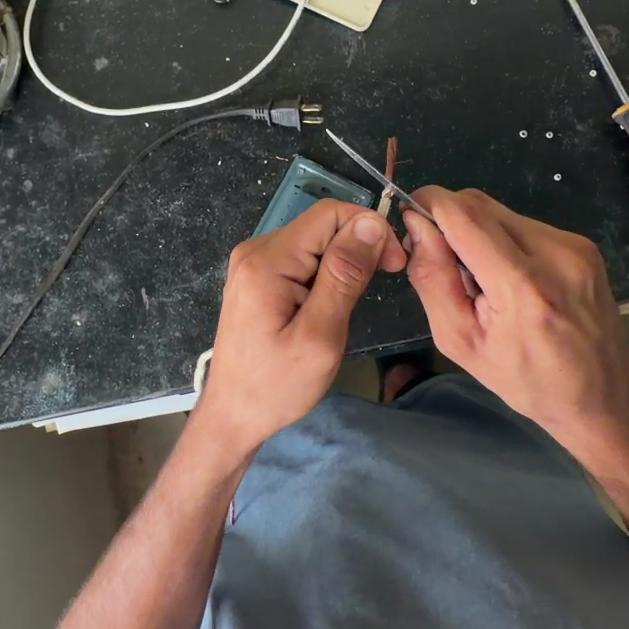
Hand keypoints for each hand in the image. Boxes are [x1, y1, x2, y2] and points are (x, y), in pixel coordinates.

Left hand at [195, 200, 406, 453]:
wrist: (233, 416)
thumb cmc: (277, 386)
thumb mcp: (320, 335)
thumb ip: (345, 276)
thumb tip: (371, 223)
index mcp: (267, 261)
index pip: (328, 213)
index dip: (369, 228)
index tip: (394, 263)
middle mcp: (255, 251)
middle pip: (320, 225)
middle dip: (357, 247)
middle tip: (377, 288)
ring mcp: (252, 263)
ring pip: (313, 242)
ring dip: (341, 264)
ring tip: (348, 306)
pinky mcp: (255, 278)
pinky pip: (299, 259)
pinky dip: (323, 274)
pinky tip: (327, 306)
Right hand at [401, 187, 628, 439]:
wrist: (603, 393)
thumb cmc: (524, 379)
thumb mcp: (459, 341)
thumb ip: (432, 279)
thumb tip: (416, 225)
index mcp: (522, 288)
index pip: (464, 215)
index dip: (428, 204)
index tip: (409, 217)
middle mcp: (555, 254)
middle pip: (479, 204)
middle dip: (448, 218)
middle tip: (439, 256)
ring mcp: (574, 245)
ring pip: (500, 211)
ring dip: (475, 231)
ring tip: (480, 275)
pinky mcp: (582, 243)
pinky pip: (522, 223)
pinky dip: (501, 239)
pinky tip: (507, 275)